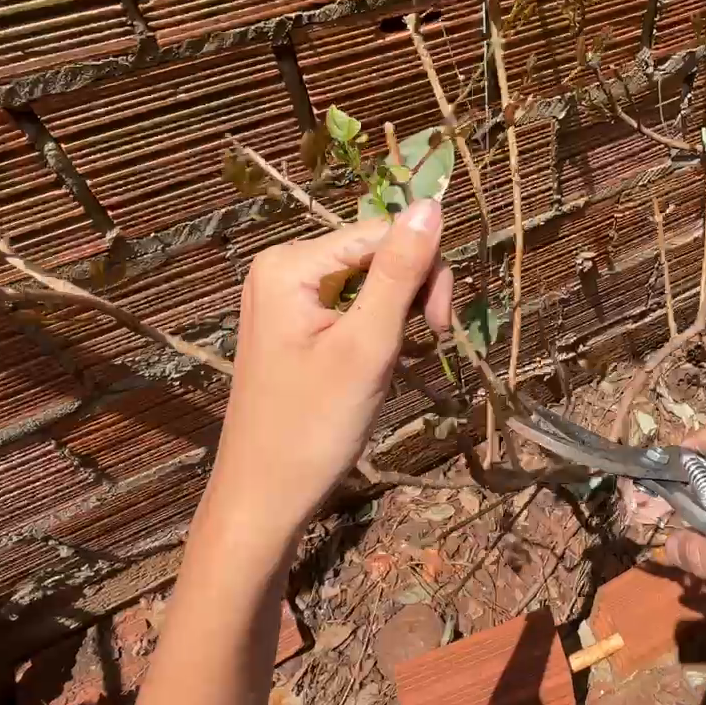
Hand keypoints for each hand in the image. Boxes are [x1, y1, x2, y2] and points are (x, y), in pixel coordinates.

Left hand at [210, 198, 452, 530]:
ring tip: (395, 358)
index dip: (425, 269)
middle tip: (428, 342)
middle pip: (377, 251)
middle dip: (413, 291)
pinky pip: (354, 302)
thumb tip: (430, 204)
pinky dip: (379, 326)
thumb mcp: (367, 344)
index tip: (441, 326)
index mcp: (290, 264)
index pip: (383, 233)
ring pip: (372, 277)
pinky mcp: (296, 321)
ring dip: (400, 312)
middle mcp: (284, 267)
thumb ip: (400, 271)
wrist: (264, 500)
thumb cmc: (314, 426)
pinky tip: (379, 359)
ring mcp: (287, 295)